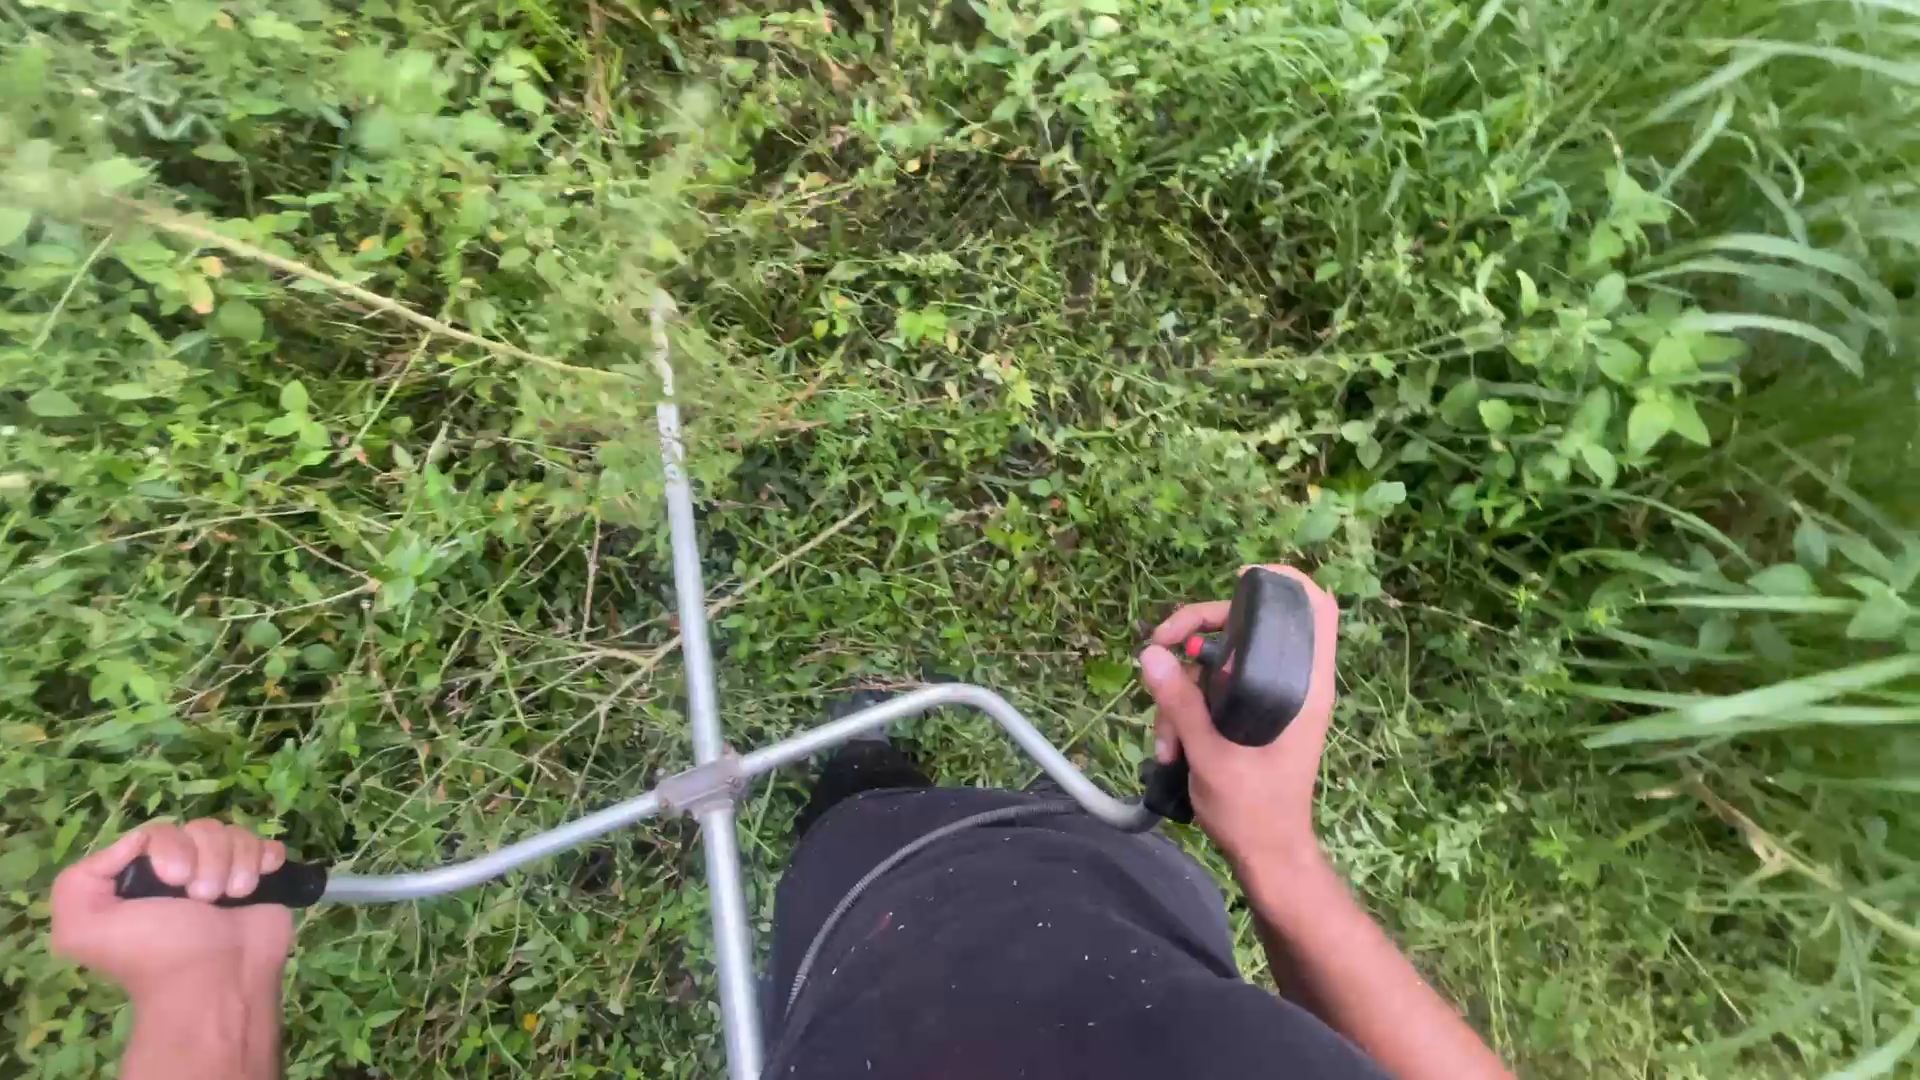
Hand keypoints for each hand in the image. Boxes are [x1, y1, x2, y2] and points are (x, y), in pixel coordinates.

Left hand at [51, 820, 294, 1000]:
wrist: (219, 974)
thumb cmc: (155, 951)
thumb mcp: (86, 928)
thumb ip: (81, 881)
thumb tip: (139, 840)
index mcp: (140, 877)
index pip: (160, 832)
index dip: (172, 849)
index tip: (175, 881)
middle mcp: (183, 869)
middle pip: (203, 829)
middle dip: (211, 860)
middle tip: (206, 897)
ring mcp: (226, 870)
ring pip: (239, 835)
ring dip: (240, 865)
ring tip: (235, 896)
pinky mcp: (263, 874)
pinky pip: (270, 845)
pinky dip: (268, 860)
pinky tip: (258, 885)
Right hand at [1137, 565, 1339, 865]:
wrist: (1266, 855)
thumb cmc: (1253, 809)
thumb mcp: (1210, 754)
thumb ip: (1181, 701)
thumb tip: (1152, 653)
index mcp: (1302, 685)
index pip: (1315, 608)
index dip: (1281, 581)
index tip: (1236, 582)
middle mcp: (1288, 683)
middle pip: (1245, 626)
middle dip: (1195, 633)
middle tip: (1158, 649)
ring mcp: (1266, 698)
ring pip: (1217, 661)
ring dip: (1181, 691)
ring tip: (1166, 739)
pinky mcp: (1247, 716)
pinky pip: (1210, 689)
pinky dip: (1186, 709)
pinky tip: (1170, 745)